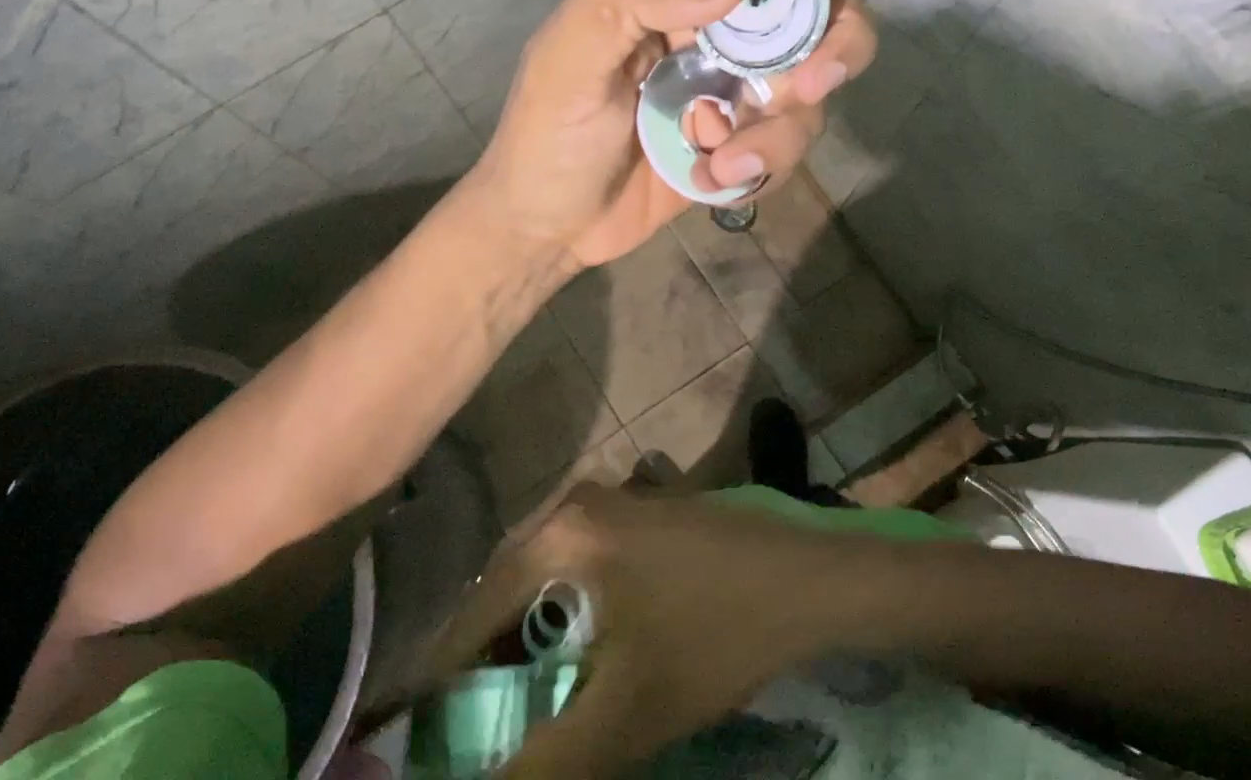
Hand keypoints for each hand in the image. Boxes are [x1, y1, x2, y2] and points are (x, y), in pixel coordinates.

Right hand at [406, 485, 911, 777]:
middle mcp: (571, 503)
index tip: (435, 734)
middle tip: (487, 719)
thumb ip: (547, 761)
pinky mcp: (640, 507)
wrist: (815, 580)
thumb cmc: (719, 639)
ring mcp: (610, 497)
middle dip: (490, 660)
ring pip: (543, 577)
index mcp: (556, 539)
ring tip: (533, 690)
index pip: (469, 621)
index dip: (446, 686)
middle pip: (503, 593)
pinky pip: (578, 561)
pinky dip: (568, 606)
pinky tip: (585, 645)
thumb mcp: (629, 712)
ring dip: (531, 633)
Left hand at [469, 0, 876, 267]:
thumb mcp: (571, 55)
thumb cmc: (548, 133)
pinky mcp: (742, 141)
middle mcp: (716, 26)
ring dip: (779, 130)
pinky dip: (760, 166)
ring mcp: (734, 86)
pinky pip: (787, 143)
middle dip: (834, 43)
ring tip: (719, 161)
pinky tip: (707, 179)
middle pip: (814, 4)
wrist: (549, 224)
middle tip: (806, 87)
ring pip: (810, 84)